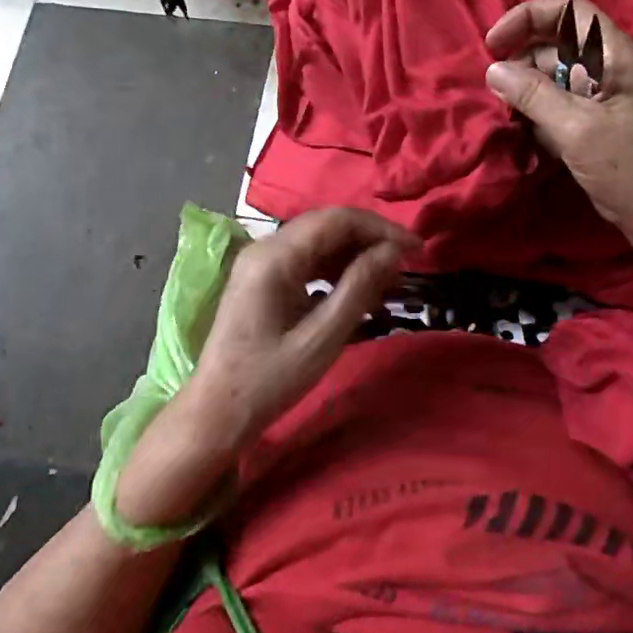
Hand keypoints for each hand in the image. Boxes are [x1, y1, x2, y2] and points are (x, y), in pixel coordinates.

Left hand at [115, 208, 415, 526]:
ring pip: (318, 240)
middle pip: (327, 225)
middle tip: (408, 265)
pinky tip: (359, 288)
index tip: (417, 250)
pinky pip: (306, 259)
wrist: (215, 412)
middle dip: (371, 239)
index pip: (336, 220)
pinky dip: (336, 268)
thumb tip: (393, 253)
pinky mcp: (262, 278)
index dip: (381, 229)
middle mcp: (264, 248)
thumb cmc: (268, 381)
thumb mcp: (321, 339)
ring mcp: (260, 262)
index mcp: (274, 257)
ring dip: (356, 253)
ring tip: (390, 280)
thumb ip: (358, 289)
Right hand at [484, 0, 632, 263]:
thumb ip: (534, 95)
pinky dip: (540, 115)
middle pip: (556, 43)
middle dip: (522, 61)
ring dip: (528, 92)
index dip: (527, 17)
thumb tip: (493, 70)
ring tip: (516, 119)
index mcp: (616, 56)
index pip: (568, 11)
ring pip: (553, 76)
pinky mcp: (595, 122)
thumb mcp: (577, 130)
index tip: (493, 44)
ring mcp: (603, 96)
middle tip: (500, 94)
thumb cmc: (630, 171)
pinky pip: (559, 105)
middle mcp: (610, 68)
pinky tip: (535, 138)